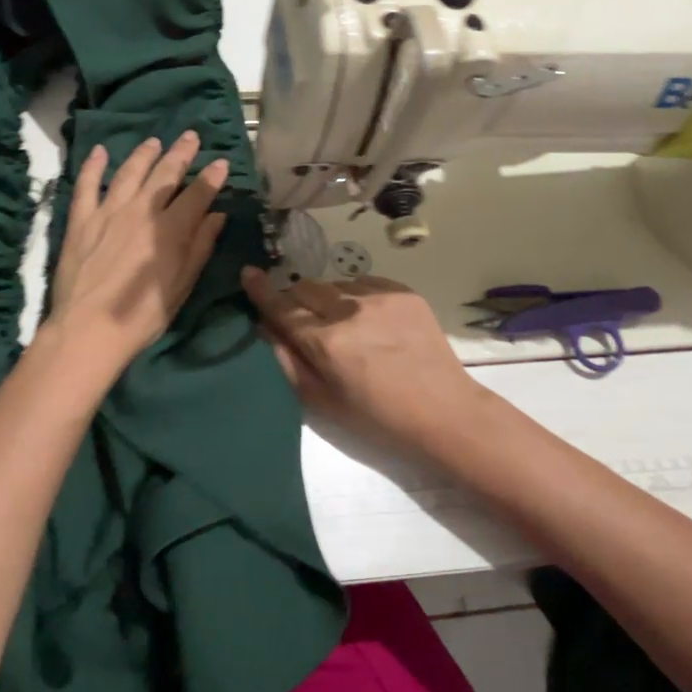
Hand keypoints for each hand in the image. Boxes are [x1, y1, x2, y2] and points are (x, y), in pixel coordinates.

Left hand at [47, 132, 228, 368]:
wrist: (89, 329)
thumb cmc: (143, 317)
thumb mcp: (182, 286)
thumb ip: (200, 247)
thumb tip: (217, 215)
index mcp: (170, 229)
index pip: (197, 194)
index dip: (211, 176)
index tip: (221, 162)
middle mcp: (141, 211)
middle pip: (164, 174)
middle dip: (180, 153)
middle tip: (191, 136)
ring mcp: (108, 212)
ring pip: (129, 172)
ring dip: (144, 154)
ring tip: (154, 142)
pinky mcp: (81, 220)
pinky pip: (87, 185)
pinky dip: (94, 166)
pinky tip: (101, 152)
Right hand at [240, 271, 490, 448]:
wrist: (443, 411)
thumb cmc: (377, 417)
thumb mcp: (321, 401)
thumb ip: (287, 360)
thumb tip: (265, 327)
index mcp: (325, 342)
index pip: (282, 306)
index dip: (261, 290)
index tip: (248, 274)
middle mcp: (348, 311)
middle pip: (305, 288)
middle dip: (295, 299)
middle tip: (302, 320)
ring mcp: (379, 297)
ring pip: (334, 284)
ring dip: (327, 299)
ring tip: (342, 324)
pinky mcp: (403, 292)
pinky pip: (365, 282)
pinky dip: (357, 296)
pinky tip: (368, 319)